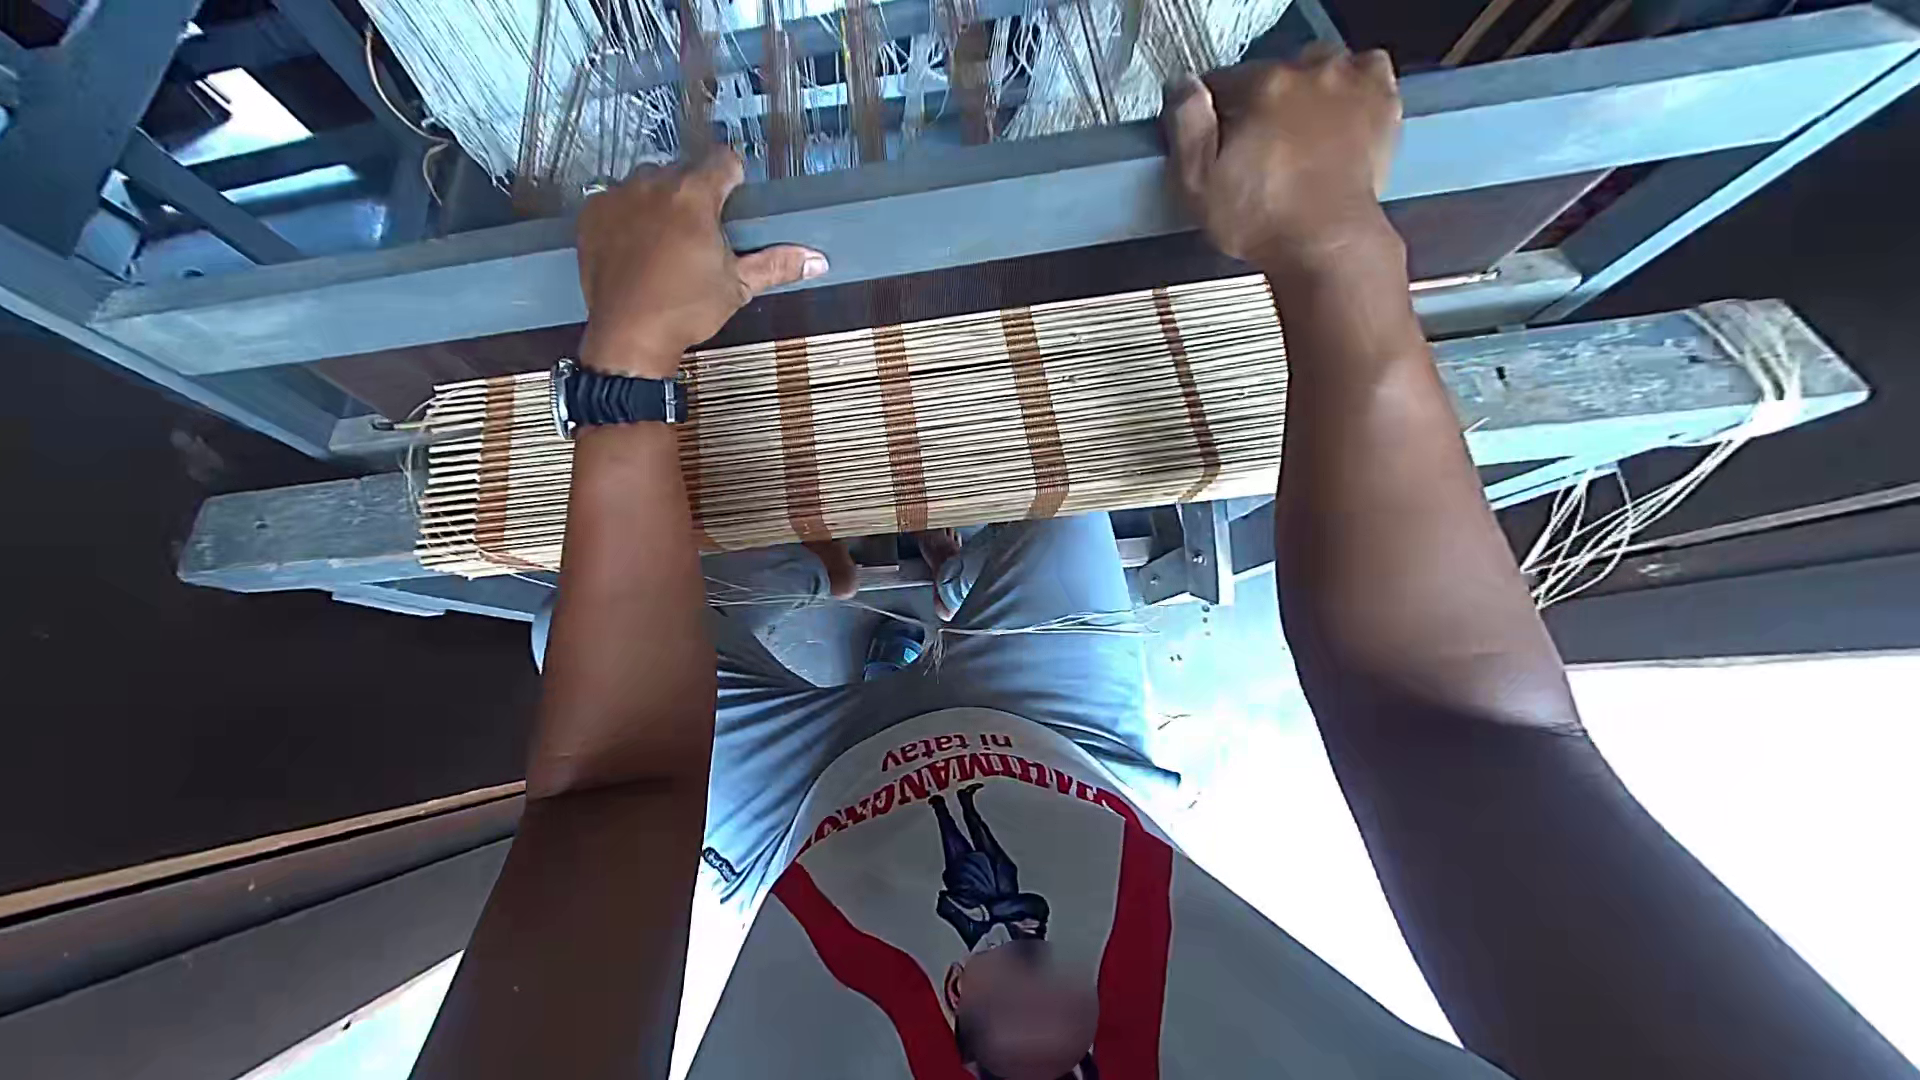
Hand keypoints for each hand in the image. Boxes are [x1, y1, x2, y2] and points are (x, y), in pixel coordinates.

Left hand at [575, 148, 827, 375]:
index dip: (734, 178)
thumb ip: (777, 265)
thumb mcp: (738, 286)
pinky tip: (641, 249)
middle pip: (684, 172)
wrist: (631, 333)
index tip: (736, 195)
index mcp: (693, 197)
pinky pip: (618, 200)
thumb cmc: (686, 309)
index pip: (722, 161)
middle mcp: (652, 185)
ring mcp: (618, 196)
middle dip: (697, 196)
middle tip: (705, 235)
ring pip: (649, 184)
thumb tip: (816, 260)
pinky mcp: (593, 213)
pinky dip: (631, 217)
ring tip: (670, 243)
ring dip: (662, 203)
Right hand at [1163, 48, 1402, 276]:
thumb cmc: (1264, 220)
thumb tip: (1185, 88)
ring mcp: (1352, 85)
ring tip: (1293, 142)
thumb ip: (1187, 127)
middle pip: (1273, 76)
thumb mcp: (1197, 183)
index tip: (1213, 142)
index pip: (1223, 82)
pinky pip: (1364, 78)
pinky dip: (1347, 95)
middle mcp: (1311, 74)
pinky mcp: (1380, 105)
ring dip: (1303, 98)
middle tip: (1255, 150)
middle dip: (1260, 106)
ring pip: (1318, 73)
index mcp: (1263, 87)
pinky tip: (1332, 125)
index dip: (1212, 115)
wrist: (1325, 243)